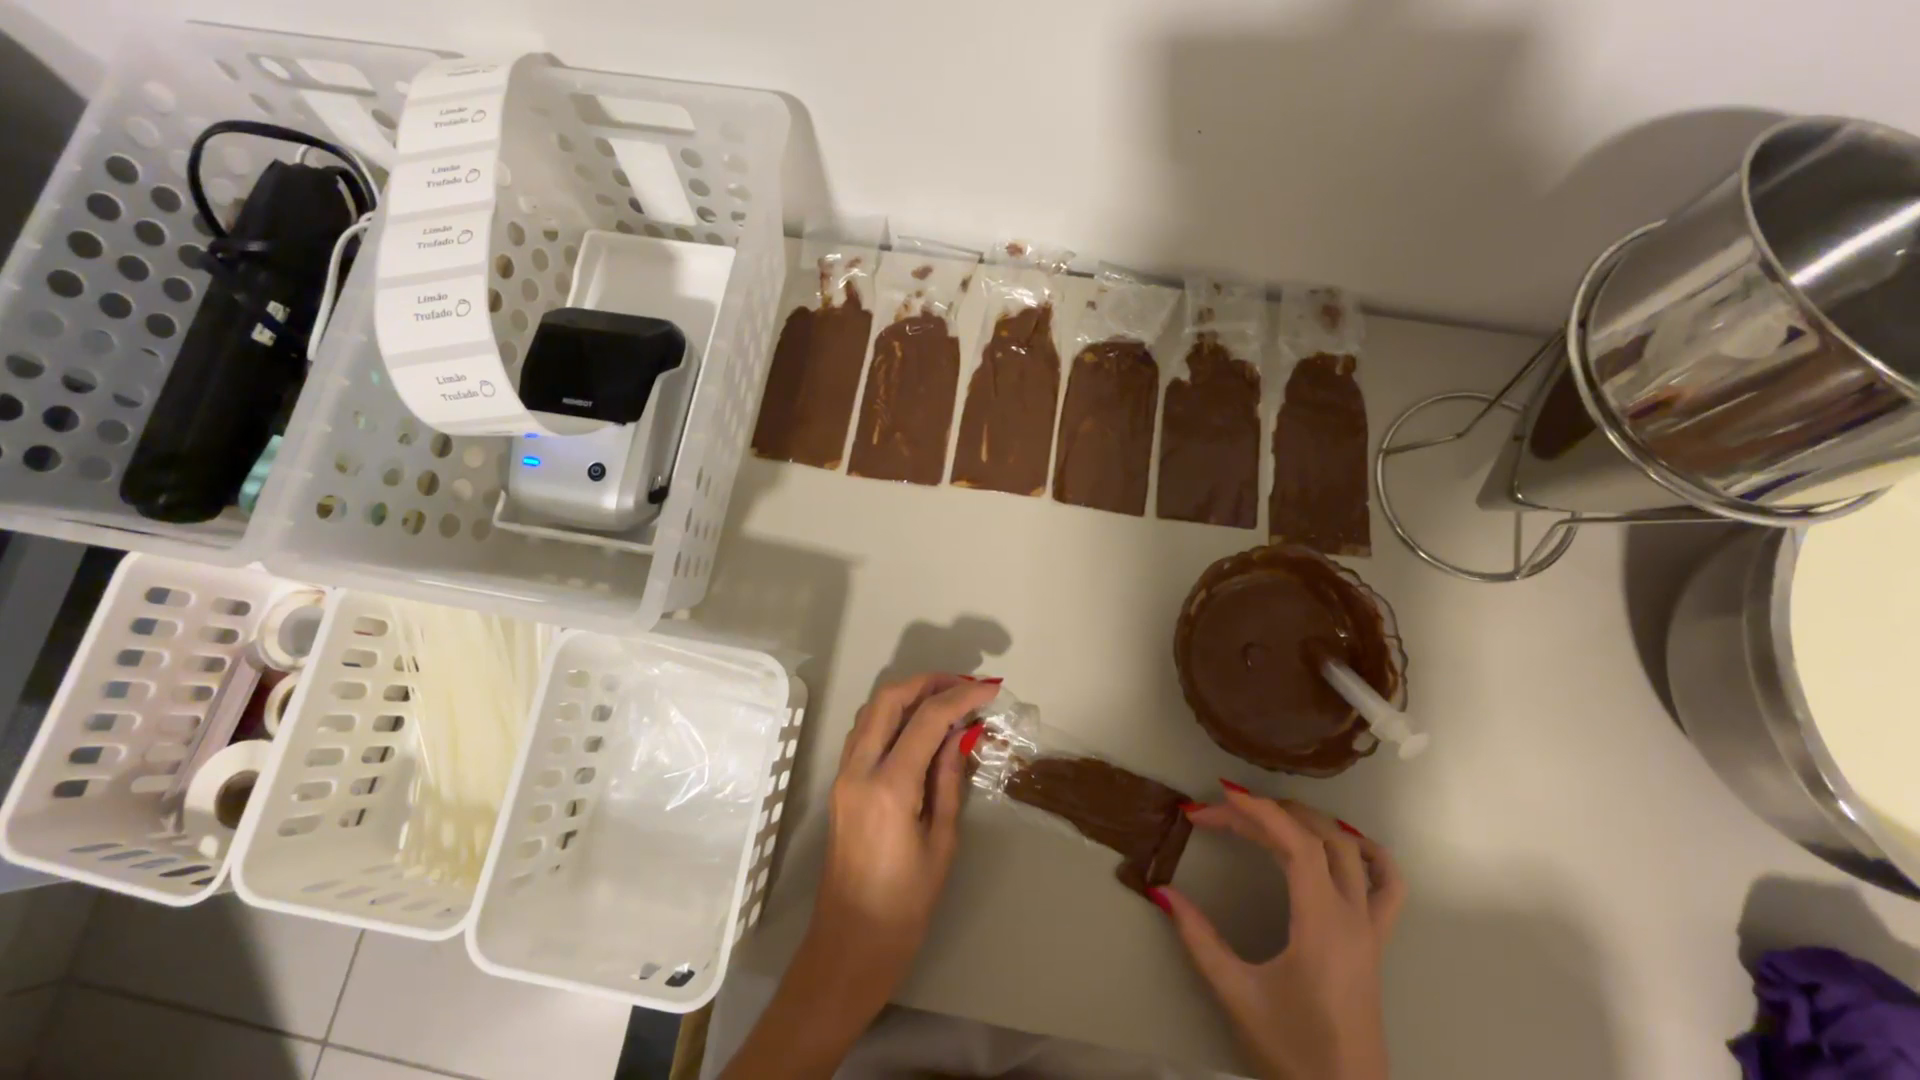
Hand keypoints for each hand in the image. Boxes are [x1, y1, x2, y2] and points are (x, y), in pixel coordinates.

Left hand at [810, 675, 999, 1001]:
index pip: (927, 720)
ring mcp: (843, 776)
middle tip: (966, 684)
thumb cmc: (907, 902)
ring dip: (908, 695)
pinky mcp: (840, 785)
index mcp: (890, 788)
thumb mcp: (942, 840)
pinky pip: (864, 733)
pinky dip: (892, 716)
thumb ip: (950, 779)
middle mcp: (859, 770)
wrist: (852, 940)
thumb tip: (961, 734)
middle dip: (928, 682)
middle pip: (888, 700)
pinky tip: (920, 727)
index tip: (991, 689)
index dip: (961, 696)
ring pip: (871, 711)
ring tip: (948, 699)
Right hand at [1151, 789, 1406, 1079]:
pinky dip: (1367, 852)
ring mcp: (1372, 928)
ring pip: (1354, 851)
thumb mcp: (1237, 993)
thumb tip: (1162, 892)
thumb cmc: (1292, 1049)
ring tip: (1268, 815)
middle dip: (1267, 814)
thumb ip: (1199, 939)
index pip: (1296, 845)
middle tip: (1219, 813)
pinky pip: (1388, 884)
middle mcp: (1354, 916)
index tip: (1214, 801)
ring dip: (1310, 822)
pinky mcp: (1376, 942)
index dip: (1256, 813)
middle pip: (1319, 839)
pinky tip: (1340, 841)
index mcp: (1322, 924)